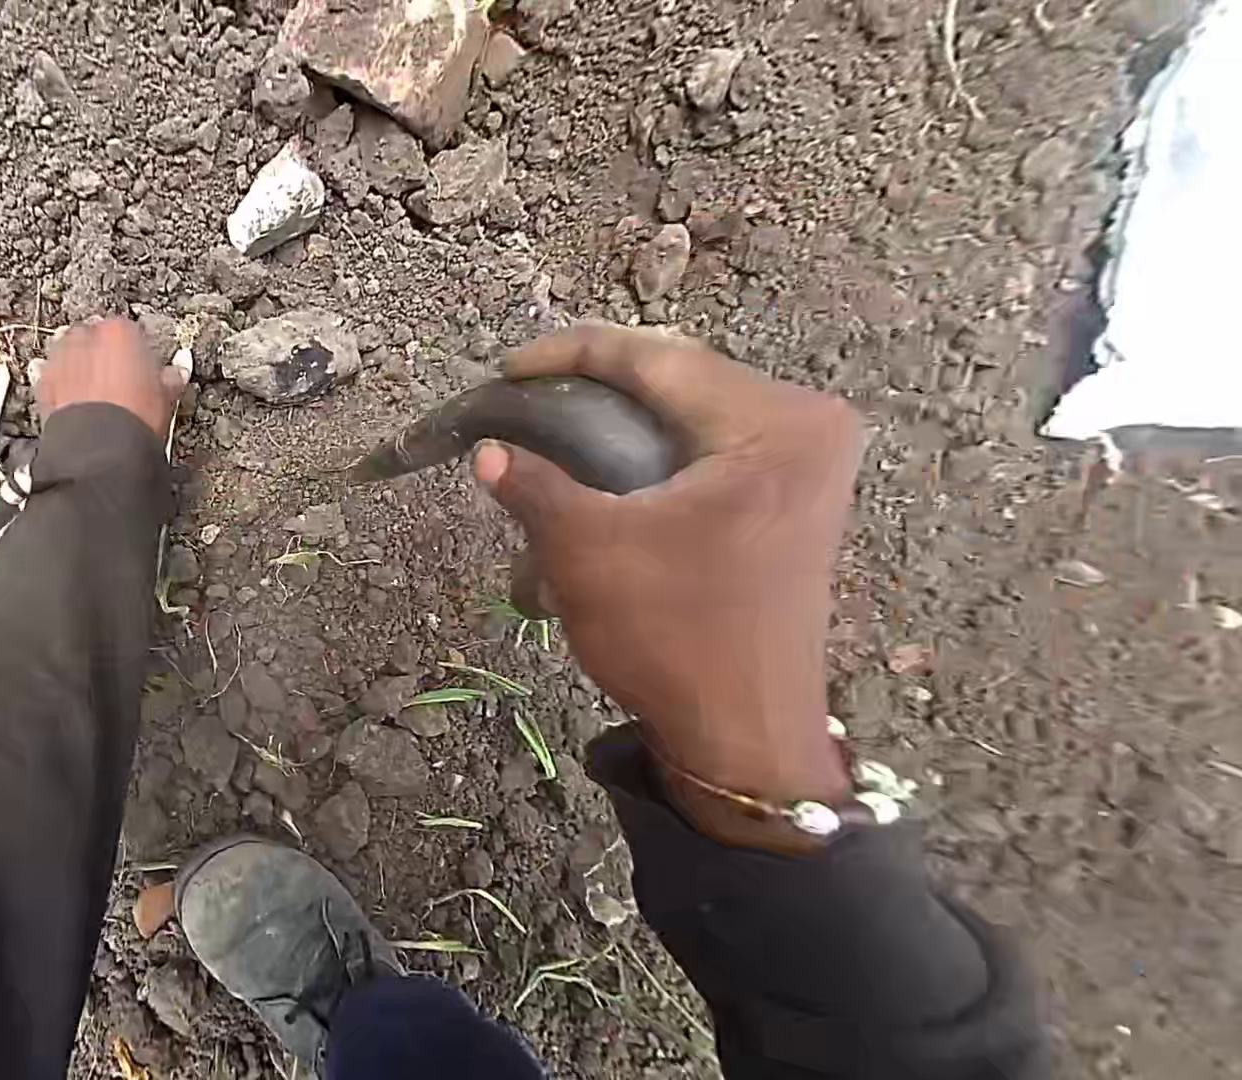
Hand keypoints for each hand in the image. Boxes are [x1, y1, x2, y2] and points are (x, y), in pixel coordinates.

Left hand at [36, 318, 187, 437]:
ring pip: (74, 355)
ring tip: (99, 397)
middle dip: (106, 357)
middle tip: (121, 383)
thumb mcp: (164, 398)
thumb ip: (170, 379)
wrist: (99, 449)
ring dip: (84, 369)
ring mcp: (61, 357)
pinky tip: (79, 404)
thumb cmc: (133, 419)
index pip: (132, 332)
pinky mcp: (44, 381)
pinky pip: (56, 376)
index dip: (139, 353)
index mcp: (120, 332)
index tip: (144, 370)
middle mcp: (87, 336)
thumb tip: (177, 374)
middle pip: (98, 340)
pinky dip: (65, 385)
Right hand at [472, 323, 861, 808]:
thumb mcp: (585, 549)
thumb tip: (486, 450)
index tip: (507, 369)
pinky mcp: (780, 500)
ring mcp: (796, 466)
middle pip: (672, 381)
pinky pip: (696, 453)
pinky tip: (596, 480)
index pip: (656, 358)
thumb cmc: (670, 633)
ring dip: (611, 425)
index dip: (570, 355)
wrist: (739, 731)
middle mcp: (800, 428)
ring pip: (680, 416)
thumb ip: (532, 485)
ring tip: (551, 438)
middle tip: (524, 402)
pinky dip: (639, 458)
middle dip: (590, 389)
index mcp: (772, 423)